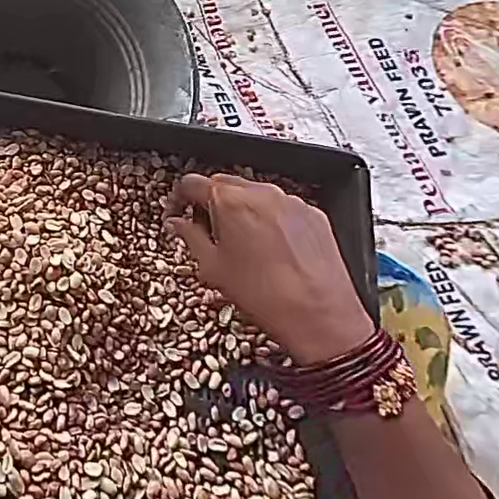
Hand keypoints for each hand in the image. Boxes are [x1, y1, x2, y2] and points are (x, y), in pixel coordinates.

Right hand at [164, 174, 373, 363]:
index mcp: (230, 202)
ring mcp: (290, 202)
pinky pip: (281, 206)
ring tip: (237, 242)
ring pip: (253, 193)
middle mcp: (261, 194)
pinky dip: (267, 218)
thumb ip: (189, 236)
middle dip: (209, 201)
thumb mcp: (212, 267)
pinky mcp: (313, 215)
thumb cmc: (267, 296)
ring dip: (239, 209)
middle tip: (202, 227)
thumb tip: (179, 224)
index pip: (192, 183)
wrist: (320, 316)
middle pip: (223, 183)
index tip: (178, 212)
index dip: (179, 198)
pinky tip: (266, 247)